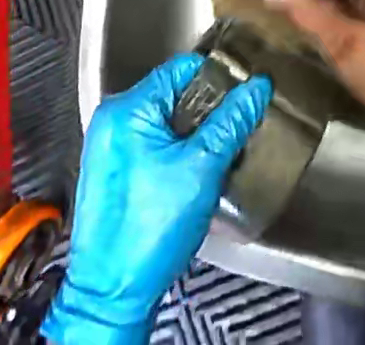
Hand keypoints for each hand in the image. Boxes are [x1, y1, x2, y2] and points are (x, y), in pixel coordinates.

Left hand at [42, 53, 270, 344]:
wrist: (111, 295)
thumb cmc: (145, 237)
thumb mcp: (202, 169)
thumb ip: (231, 123)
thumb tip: (254, 90)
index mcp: (128, 109)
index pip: (182, 68)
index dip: (217, 76)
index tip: (242, 89)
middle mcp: (112, 120)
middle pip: (174, 93)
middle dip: (208, 110)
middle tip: (233, 127)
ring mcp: (109, 144)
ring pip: (165, 119)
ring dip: (194, 132)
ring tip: (216, 154)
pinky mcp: (113, 168)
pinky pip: (152, 141)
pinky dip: (176, 149)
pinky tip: (193, 173)